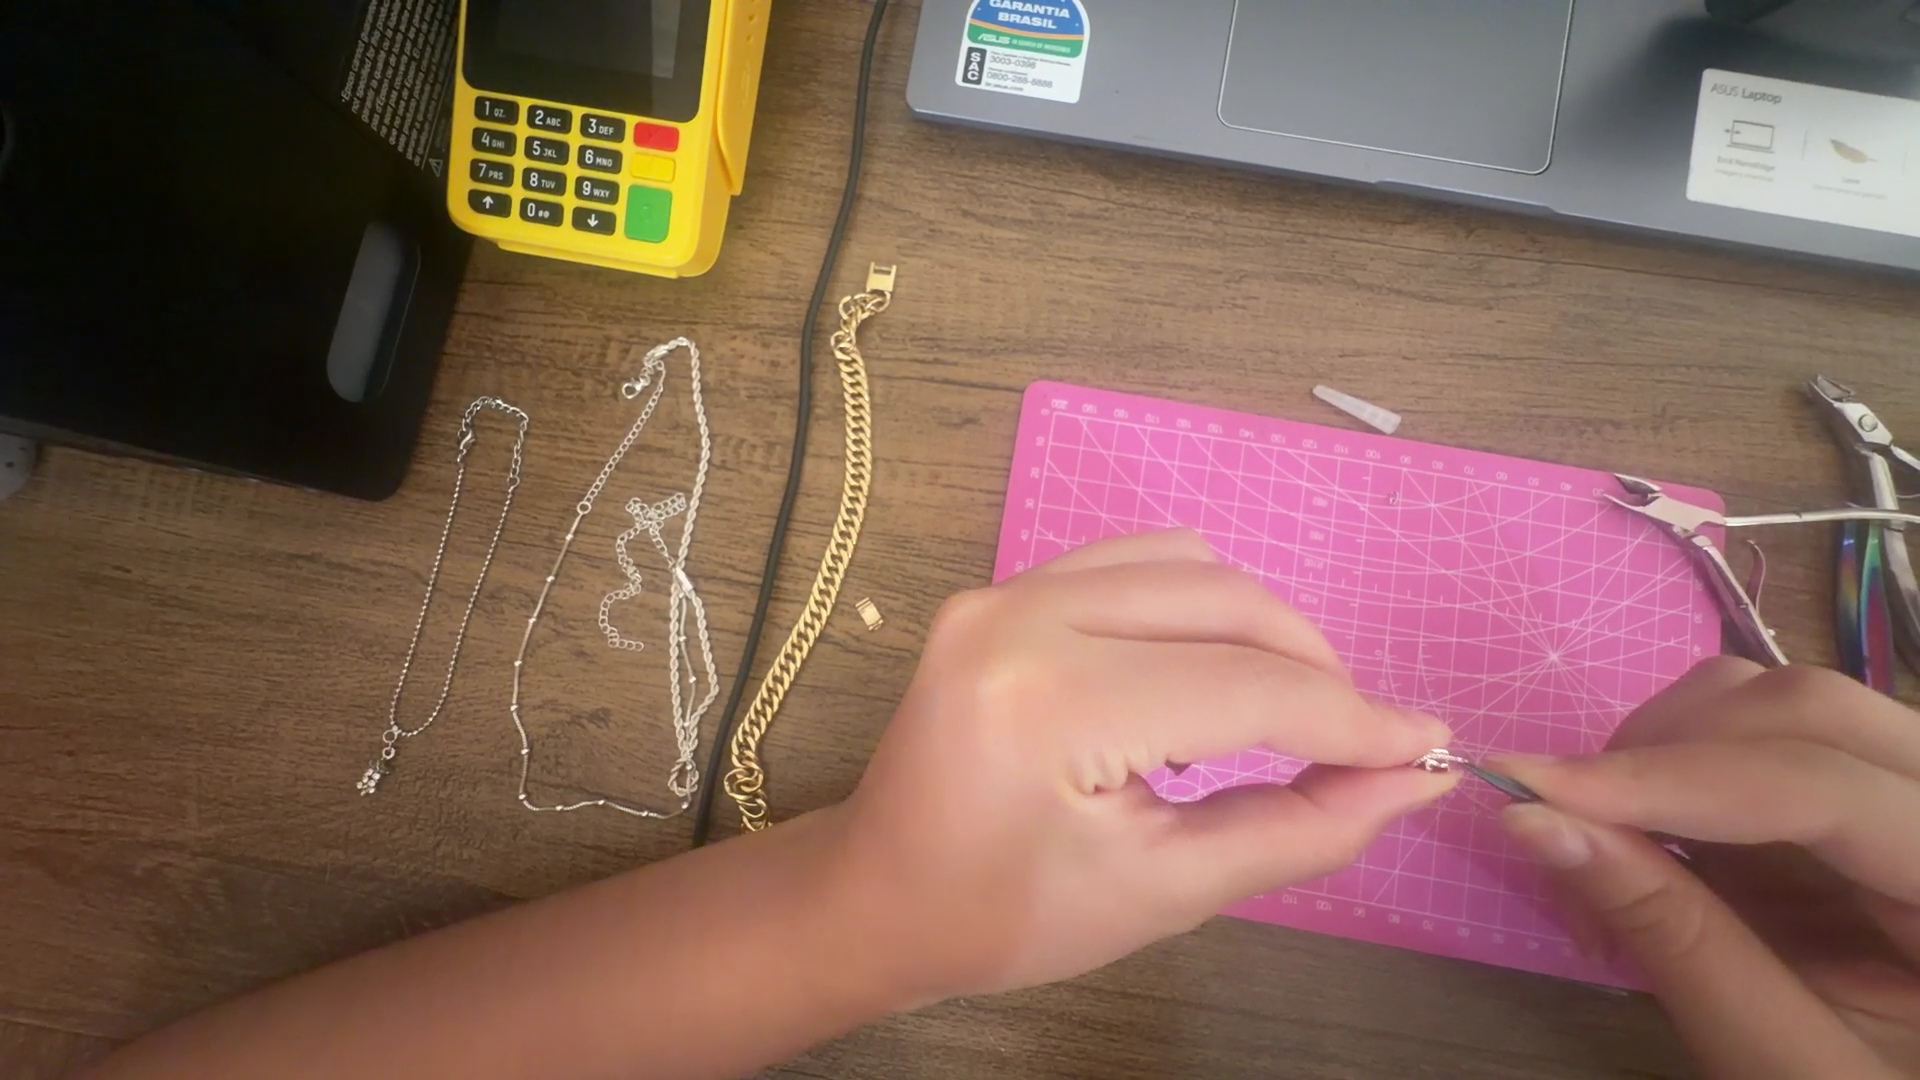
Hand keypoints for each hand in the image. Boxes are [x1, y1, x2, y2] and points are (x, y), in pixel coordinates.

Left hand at [820, 529, 1457, 1006]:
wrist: (881, 888)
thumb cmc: (1006, 915)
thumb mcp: (1162, 888)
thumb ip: (1297, 827)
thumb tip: (1407, 775)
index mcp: (1051, 702)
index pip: (1243, 689)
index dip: (1350, 719)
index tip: (1424, 746)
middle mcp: (1021, 615)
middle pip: (1218, 598)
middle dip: (1307, 660)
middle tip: (1351, 732)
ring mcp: (999, 590)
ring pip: (1177, 561)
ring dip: (1250, 621)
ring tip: (1272, 704)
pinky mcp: (995, 590)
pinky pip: (1123, 564)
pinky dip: (1185, 603)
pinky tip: (1193, 670)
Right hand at [1497, 658, 1919, 1079]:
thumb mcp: (1787, 1063)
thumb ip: (1669, 934)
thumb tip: (1528, 820)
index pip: (1823, 789)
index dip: (1663, 778)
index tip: (1525, 785)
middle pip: (1803, 712)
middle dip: (1658, 751)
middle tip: (1568, 819)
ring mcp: (1912, 804)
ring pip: (1767, 704)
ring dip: (1655, 754)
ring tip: (1606, 838)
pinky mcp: (1856, 806)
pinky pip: (1742, 738)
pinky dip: (1662, 773)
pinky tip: (1641, 837)